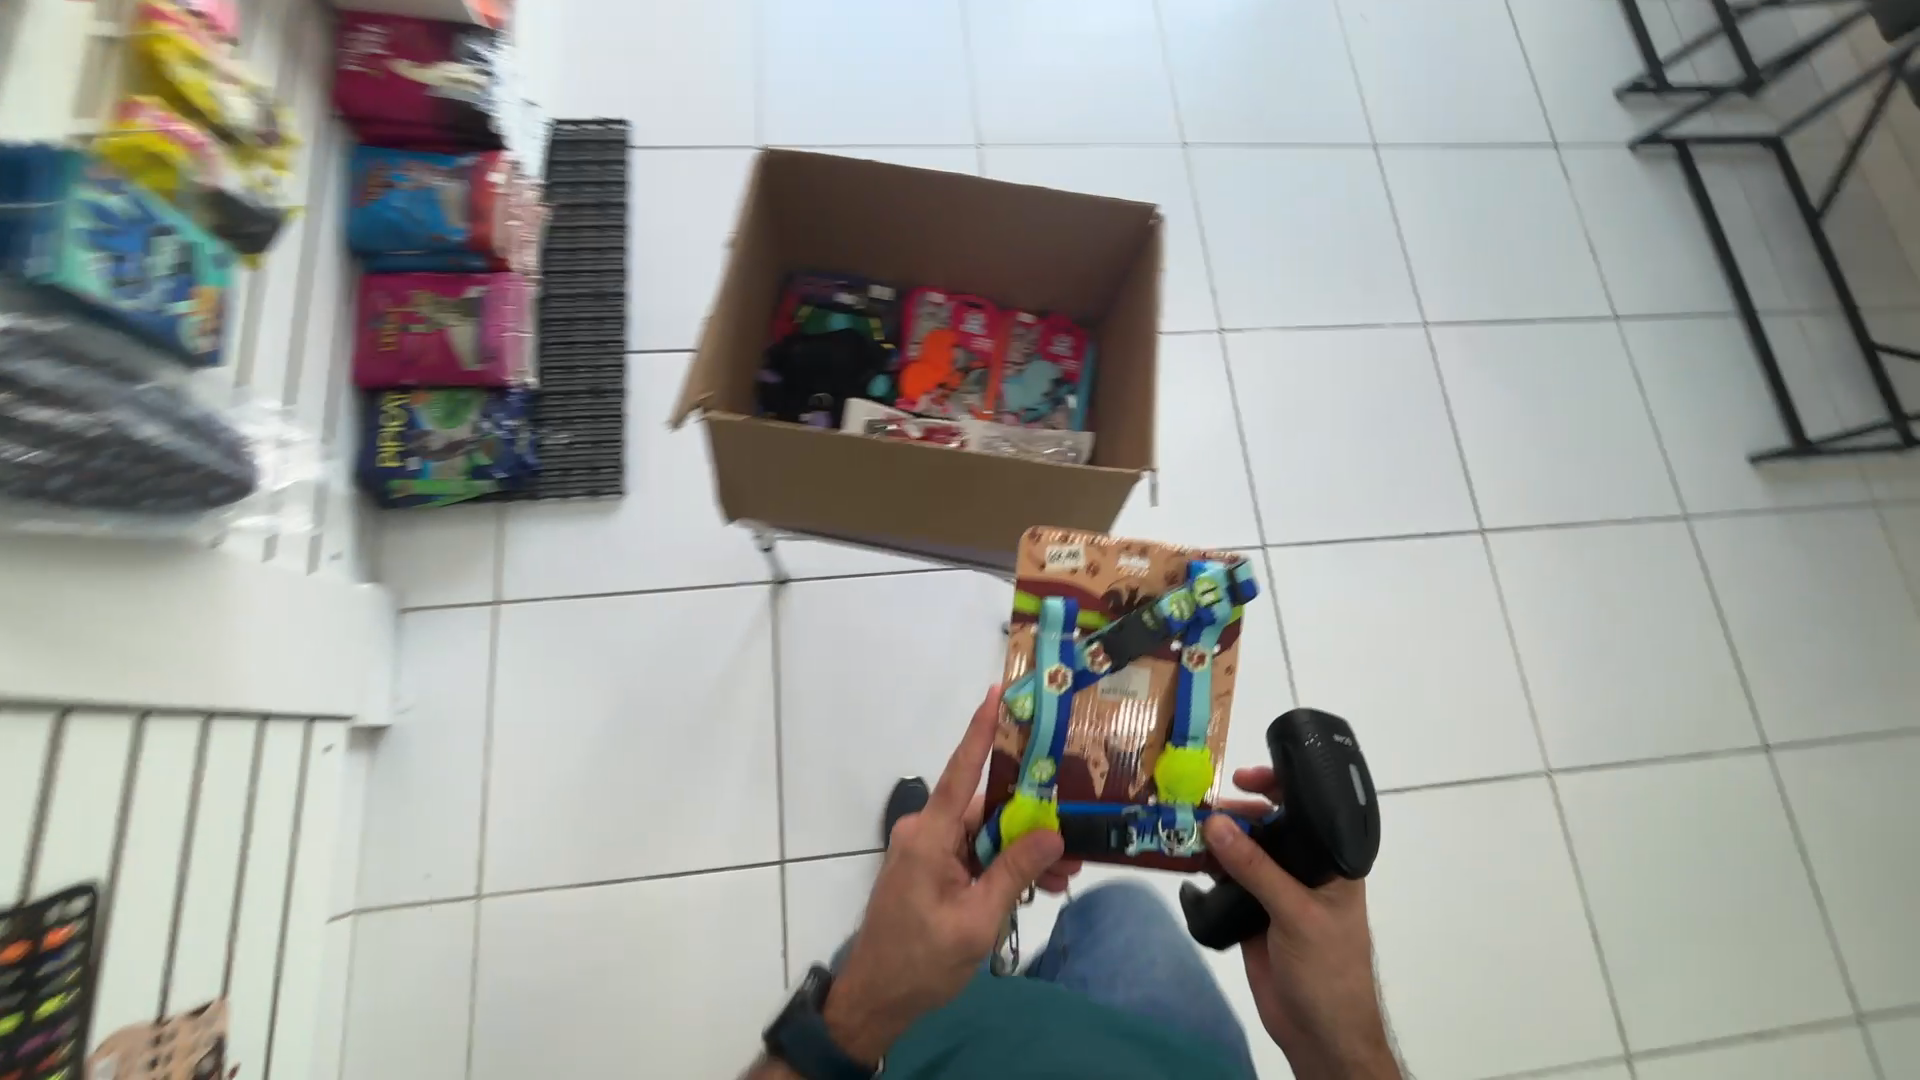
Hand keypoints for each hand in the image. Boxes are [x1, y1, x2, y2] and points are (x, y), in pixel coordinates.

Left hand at [822, 687, 1073, 1064]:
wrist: (875, 1000)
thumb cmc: (921, 961)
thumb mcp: (977, 921)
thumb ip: (1015, 873)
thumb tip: (1054, 834)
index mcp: (930, 835)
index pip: (962, 771)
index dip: (980, 730)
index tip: (997, 693)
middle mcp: (927, 831)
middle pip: (986, 810)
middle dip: (1031, 823)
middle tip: (1074, 842)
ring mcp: (928, 850)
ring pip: (984, 834)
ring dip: (1021, 852)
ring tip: (1064, 876)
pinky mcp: (931, 868)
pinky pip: (973, 854)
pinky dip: (1002, 866)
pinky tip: (1036, 886)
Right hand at [1205, 767, 1400, 1079]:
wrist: (1319, 1036)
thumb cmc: (1328, 971)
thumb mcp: (1296, 914)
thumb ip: (1256, 868)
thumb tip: (1214, 823)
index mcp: (1329, 863)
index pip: (1306, 812)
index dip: (1280, 788)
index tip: (1245, 778)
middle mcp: (1303, 870)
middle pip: (1269, 827)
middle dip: (1239, 812)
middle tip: (1206, 806)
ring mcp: (1276, 890)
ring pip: (1244, 851)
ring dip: (1219, 837)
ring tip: (1189, 826)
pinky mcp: (1252, 911)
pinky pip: (1228, 877)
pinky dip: (1209, 864)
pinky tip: (1190, 855)